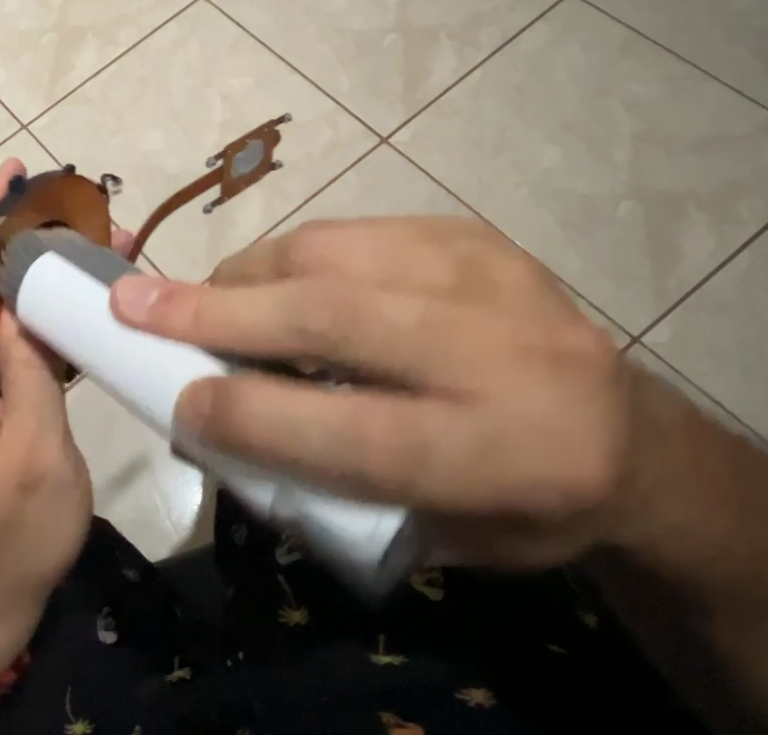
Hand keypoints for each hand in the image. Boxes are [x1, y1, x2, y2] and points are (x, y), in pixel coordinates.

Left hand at [0, 160, 91, 669]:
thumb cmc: (9, 539)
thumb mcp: (34, 455)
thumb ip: (31, 370)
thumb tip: (27, 296)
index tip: (10, 175)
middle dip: (13, 241)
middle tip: (72, 207)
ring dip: (31, 277)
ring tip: (89, 243)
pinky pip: (1, 344)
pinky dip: (36, 318)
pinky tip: (77, 300)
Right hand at [111, 216, 651, 567]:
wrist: (636, 442)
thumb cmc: (519, 510)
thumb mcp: (431, 537)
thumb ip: (320, 485)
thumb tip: (204, 425)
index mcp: (512, 455)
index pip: (358, 430)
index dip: (252, 415)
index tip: (174, 404)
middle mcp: (510, 353)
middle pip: (335, 318)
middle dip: (216, 313)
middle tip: (132, 305)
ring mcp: (493, 277)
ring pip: (332, 255)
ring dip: (243, 276)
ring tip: (194, 299)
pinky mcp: (471, 235)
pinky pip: (348, 231)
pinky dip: (285, 255)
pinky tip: (262, 280)